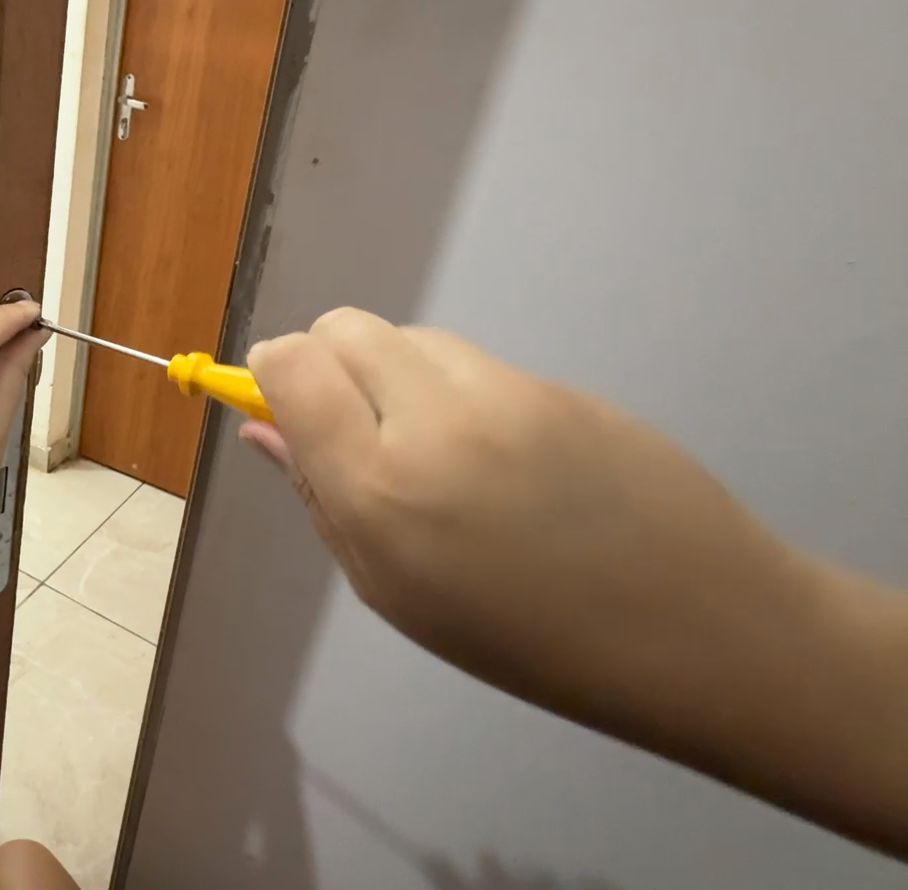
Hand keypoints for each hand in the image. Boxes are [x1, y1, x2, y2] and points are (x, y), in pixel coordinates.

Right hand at [238, 308, 810, 712]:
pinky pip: (469, 361)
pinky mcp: (558, 384)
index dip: (269, 368)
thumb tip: (259, 427)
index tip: (276, 397)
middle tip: (350, 420)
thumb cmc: (514, 633)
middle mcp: (435, 420)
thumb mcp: (387, 584)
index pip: (293, 364)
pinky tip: (492, 448)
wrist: (703, 634)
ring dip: (388, 371)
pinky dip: (448, 387)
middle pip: (342, 327)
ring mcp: (507, 393)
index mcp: (379, 485)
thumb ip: (316, 493)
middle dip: (324, 359)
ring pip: (406, 336)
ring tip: (427, 440)